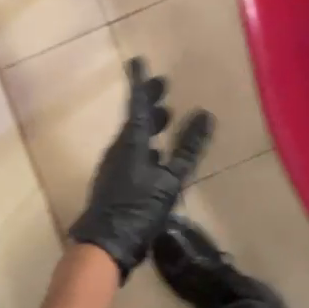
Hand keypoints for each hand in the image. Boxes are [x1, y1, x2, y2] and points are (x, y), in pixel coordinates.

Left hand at [68, 58, 213, 279]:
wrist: (104, 246)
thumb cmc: (138, 209)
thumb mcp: (169, 179)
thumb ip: (187, 148)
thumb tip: (205, 115)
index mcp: (131, 143)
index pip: (137, 104)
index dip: (140, 83)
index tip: (138, 61)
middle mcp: (119, 149)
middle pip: (135, 119)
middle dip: (149, 101)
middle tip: (162, 86)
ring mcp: (114, 167)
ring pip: (134, 137)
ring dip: (149, 125)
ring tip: (164, 119)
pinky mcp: (114, 183)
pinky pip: (131, 153)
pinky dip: (145, 145)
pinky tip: (156, 156)